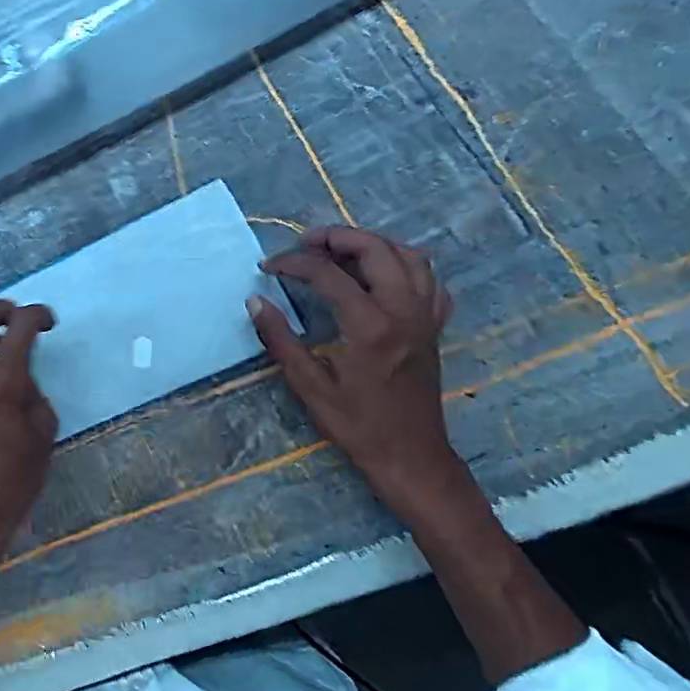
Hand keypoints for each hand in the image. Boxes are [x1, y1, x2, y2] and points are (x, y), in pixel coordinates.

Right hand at [248, 226, 467, 522]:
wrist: (409, 453)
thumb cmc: (355, 423)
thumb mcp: (307, 384)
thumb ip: (280, 339)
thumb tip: (255, 301)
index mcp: (369, 326)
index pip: (328, 274)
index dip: (293, 263)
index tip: (269, 267)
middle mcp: (403, 312)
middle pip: (376, 250)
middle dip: (337, 237)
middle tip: (305, 242)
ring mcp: (425, 317)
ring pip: (409, 257)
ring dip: (372, 244)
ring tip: (339, 249)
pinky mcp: (434, 327)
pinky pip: (429, 280)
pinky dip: (404, 265)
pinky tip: (380, 274)